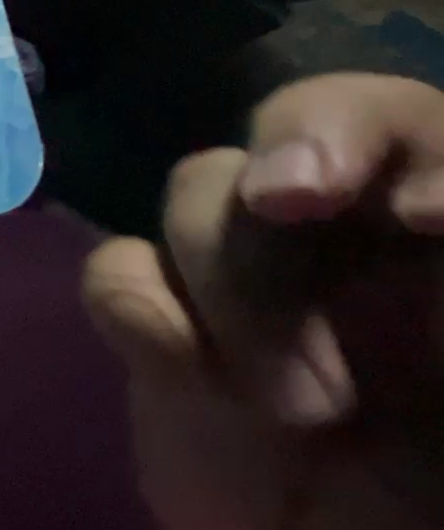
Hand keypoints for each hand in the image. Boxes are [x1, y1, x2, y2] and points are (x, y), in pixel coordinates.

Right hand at [84, 73, 443, 529]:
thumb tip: (423, 200)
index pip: (417, 126)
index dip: (372, 130)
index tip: (375, 204)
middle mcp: (356, 243)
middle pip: (294, 132)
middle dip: (295, 166)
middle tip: (286, 210)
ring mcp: (247, 285)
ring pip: (197, 193)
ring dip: (227, 284)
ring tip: (288, 403)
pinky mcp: (162, 330)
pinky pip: (116, 273)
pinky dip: (135, 310)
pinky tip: (183, 378)